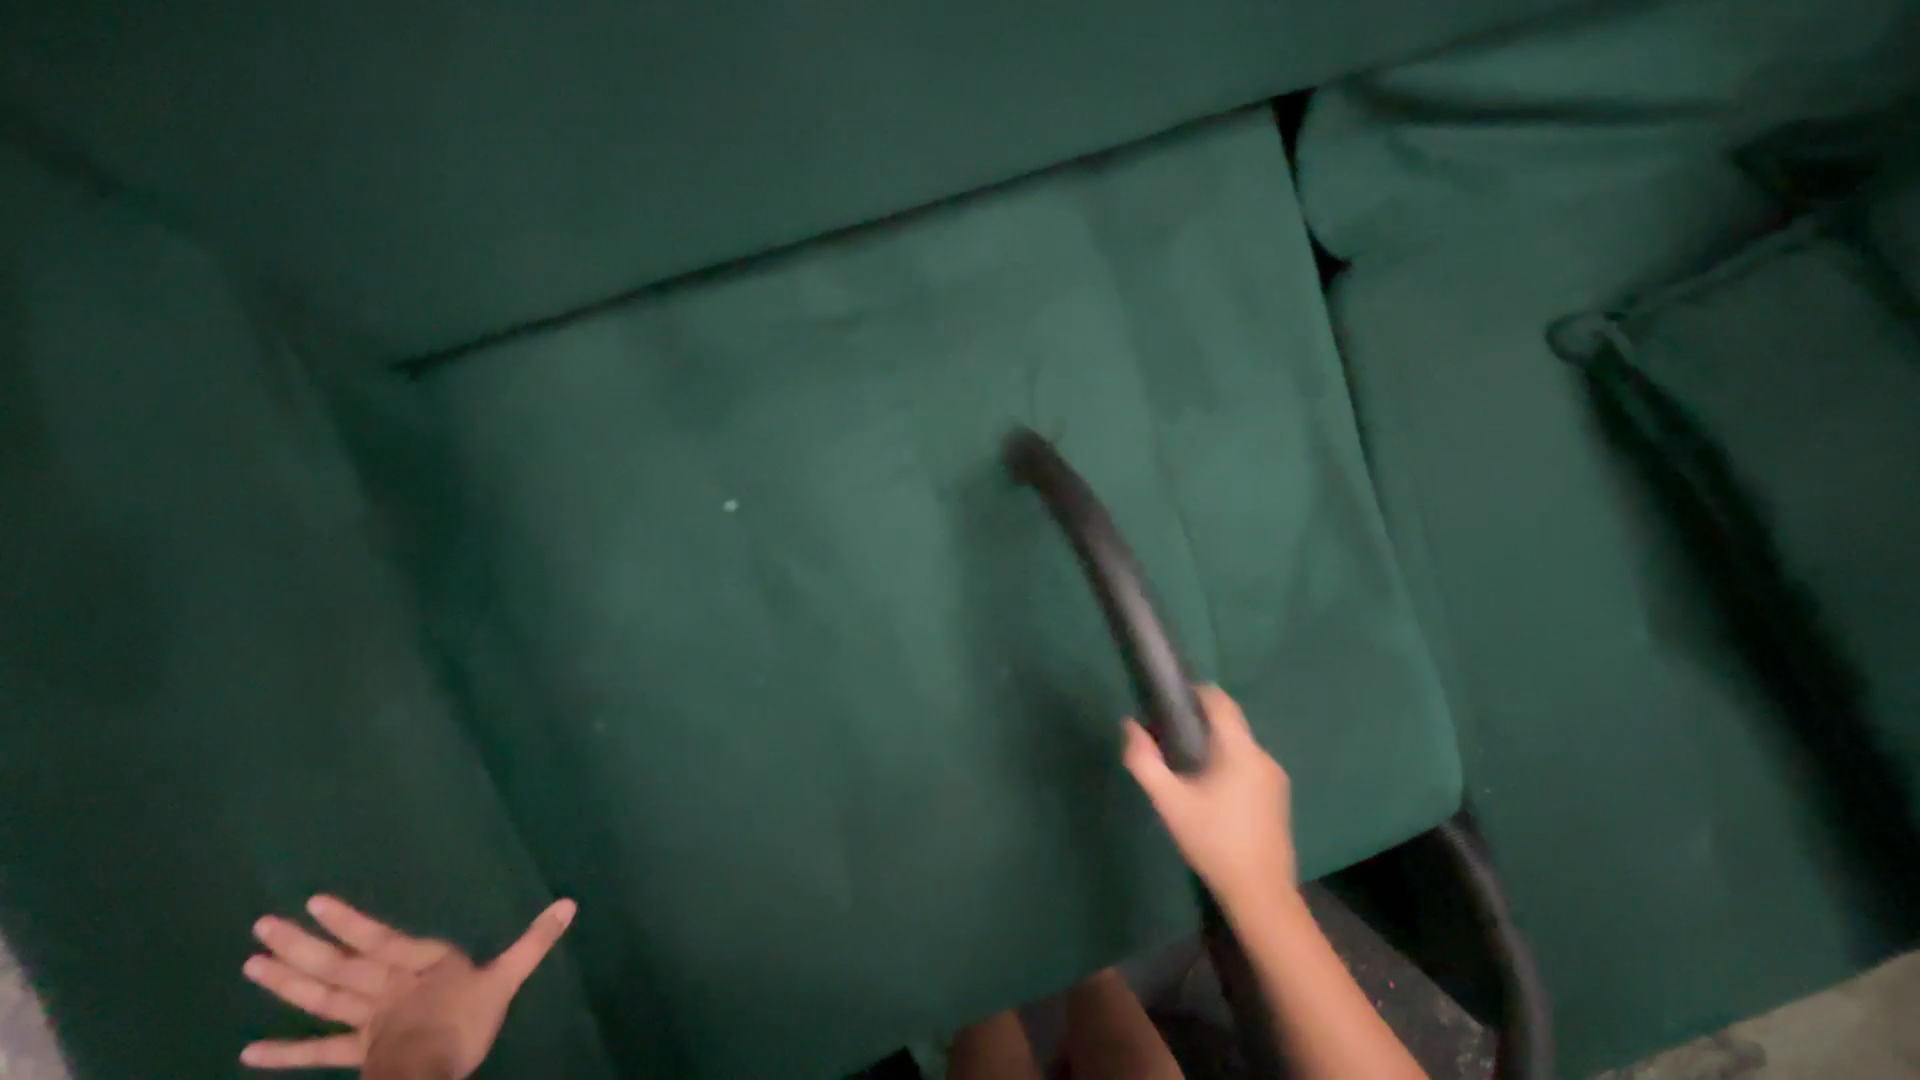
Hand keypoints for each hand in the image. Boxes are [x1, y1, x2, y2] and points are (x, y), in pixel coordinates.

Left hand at [240, 895, 576, 1078]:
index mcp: (419, 965)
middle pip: (337, 966)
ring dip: (285, 982)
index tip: (311, 903)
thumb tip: (569, 903)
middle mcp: (385, 988)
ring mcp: (366, 1021)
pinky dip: (284, 1053)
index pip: (378, 938)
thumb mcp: (508, 977)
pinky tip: (248, 1053)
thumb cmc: (468, 1023)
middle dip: (299, 946)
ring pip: (321, 998)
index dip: (347, 922)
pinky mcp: (358, 1053)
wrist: (433, 1075)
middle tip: (261, 926)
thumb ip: (534, 941)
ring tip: (251, 964)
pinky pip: (318, 1052)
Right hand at [1123, 685, 1294, 910]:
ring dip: (1214, 747)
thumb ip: (1145, 762)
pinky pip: (1250, 767)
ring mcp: (1276, 779)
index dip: (1197, 693)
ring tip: (1185, 767)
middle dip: (1200, 724)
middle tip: (1168, 737)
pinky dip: (1229, 766)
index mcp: (1240, 751)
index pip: (1221, 702)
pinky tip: (1210, 792)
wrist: (1260, 892)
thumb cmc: (1213, 842)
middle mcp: (1264, 757)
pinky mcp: (1279, 798)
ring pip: (1240, 748)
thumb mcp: (1170, 803)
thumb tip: (1129, 726)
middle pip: (1230, 725)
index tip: (1171, 698)